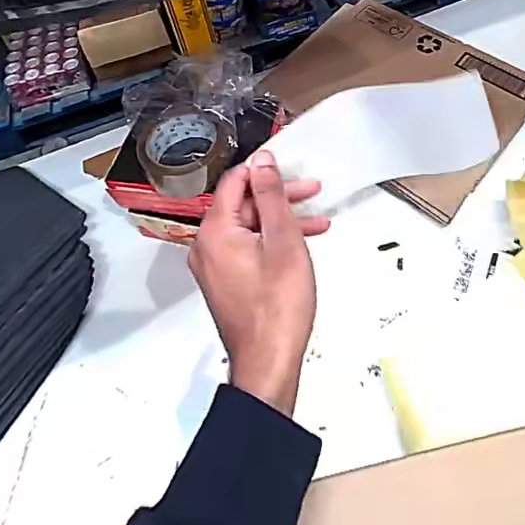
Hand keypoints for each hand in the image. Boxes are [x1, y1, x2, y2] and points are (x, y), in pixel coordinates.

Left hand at [190, 150, 327, 416]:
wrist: (269, 361)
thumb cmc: (277, 308)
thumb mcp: (283, 239)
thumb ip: (271, 196)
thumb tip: (262, 162)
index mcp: (216, 232)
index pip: (235, 181)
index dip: (264, 170)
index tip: (289, 168)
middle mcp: (207, 246)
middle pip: (243, 204)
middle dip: (279, 196)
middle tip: (311, 191)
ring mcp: (215, 266)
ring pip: (248, 226)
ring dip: (281, 219)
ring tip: (316, 220)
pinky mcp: (226, 280)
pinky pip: (247, 246)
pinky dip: (272, 240)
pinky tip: (300, 244)